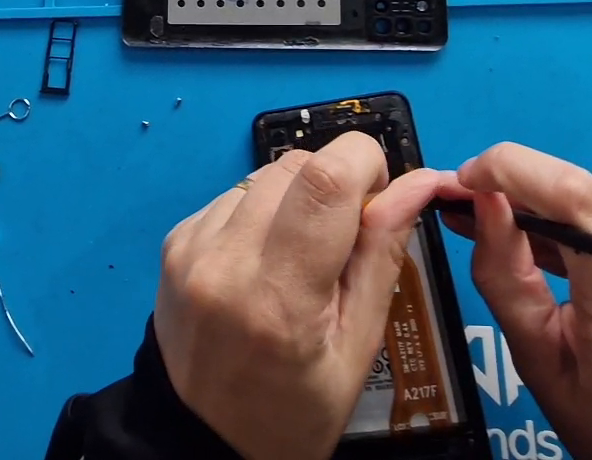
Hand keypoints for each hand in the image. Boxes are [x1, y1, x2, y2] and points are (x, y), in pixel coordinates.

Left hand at [155, 132, 443, 459]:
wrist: (198, 438)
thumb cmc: (294, 408)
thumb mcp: (357, 348)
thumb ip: (382, 255)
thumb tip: (416, 182)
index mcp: (279, 296)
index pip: (324, 180)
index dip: (363, 161)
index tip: (379, 190)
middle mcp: (225, 258)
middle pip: (295, 166)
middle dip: (334, 181)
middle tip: (344, 233)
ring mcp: (192, 244)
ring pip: (263, 174)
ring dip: (295, 196)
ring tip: (299, 254)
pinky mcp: (175, 238)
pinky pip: (234, 194)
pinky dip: (261, 211)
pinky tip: (263, 258)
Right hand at [443, 143, 591, 459]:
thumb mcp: (541, 367)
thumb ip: (505, 279)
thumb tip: (482, 201)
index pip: (581, 204)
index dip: (515, 170)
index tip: (466, 181)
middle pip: (581, 194)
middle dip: (512, 184)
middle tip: (461, 203)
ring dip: (536, 201)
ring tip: (488, 221)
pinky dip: (566, 220)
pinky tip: (536, 237)